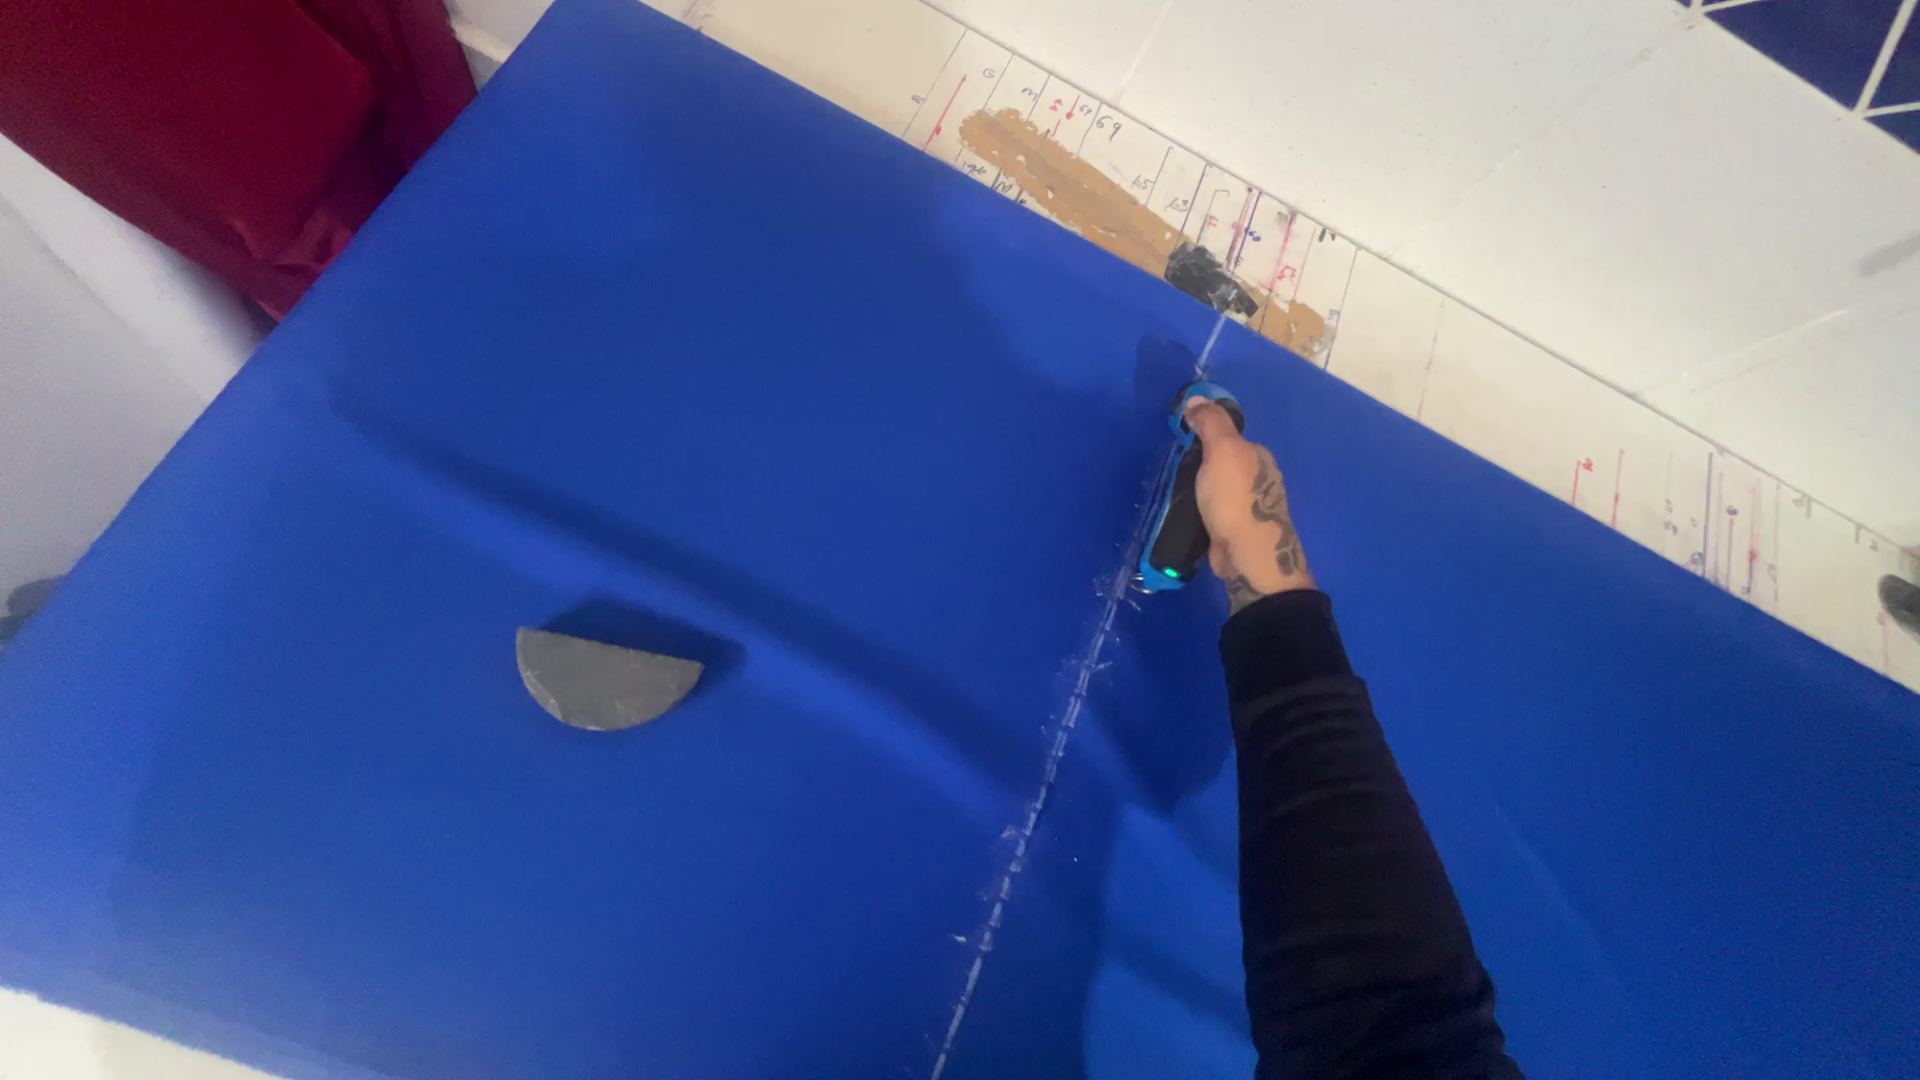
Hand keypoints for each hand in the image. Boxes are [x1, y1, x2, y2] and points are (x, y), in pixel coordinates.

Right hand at [1184, 397, 1314, 612]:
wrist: (1247, 553)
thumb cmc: (1235, 498)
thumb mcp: (1222, 450)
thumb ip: (1210, 423)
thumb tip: (1195, 399)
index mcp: (1259, 457)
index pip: (1230, 438)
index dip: (1205, 437)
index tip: (1180, 444)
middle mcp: (1259, 479)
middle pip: (1223, 464)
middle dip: (1200, 465)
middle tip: (1174, 470)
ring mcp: (1249, 507)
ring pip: (1217, 489)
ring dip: (1199, 490)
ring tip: (1175, 493)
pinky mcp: (1235, 530)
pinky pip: (1213, 512)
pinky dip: (1200, 511)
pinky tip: (1186, 513)